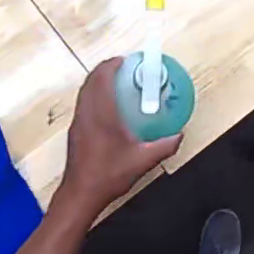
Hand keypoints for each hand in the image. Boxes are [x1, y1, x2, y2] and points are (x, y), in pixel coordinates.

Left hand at [54, 57, 181, 217]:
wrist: (80, 194)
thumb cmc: (109, 175)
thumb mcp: (143, 161)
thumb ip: (164, 146)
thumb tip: (179, 136)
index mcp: (101, 114)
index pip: (102, 78)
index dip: (111, 65)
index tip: (125, 60)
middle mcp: (86, 113)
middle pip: (91, 81)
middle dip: (105, 70)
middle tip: (123, 68)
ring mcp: (78, 122)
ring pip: (84, 92)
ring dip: (97, 82)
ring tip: (116, 83)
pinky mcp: (75, 131)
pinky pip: (83, 103)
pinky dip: (94, 95)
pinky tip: (108, 107)